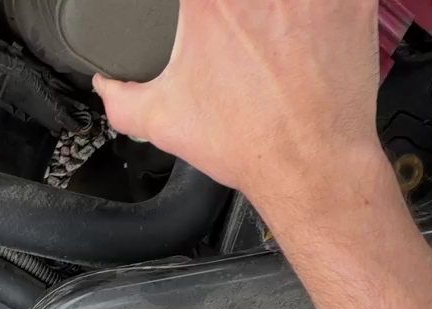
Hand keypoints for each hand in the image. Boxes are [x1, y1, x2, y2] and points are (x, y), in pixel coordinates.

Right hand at [92, 0, 388, 220]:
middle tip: (240, 33)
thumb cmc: (248, 145)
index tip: (200, 20)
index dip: (199, 8)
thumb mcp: (165, 124)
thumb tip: (108, 88)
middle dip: (241, 15)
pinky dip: (323, 9)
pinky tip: (306, 34)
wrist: (310, 169)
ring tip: (273, 38)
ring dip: (279, 13)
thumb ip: (123, 99)